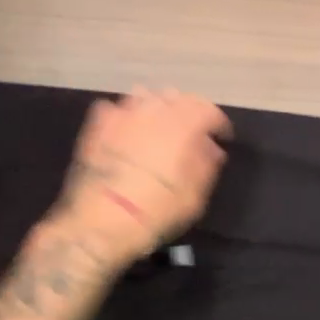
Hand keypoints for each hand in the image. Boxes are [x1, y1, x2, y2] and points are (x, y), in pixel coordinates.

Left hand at [54, 86, 231, 263]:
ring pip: (147, 96)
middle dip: (190, 110)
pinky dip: (128, 114)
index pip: (207, 110)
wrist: (100, 223)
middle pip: (178, 97)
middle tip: (193, 130)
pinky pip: (116, 107)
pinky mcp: (98, 125)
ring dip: (159, 107)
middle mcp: (154, 113)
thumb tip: (212, 149)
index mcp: (182, 127)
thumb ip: (206, 166)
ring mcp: (123, 115)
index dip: (217, 122)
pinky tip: (129, 129)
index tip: (221, 136)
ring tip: (161, 124)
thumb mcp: (193, 197)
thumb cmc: (154, 213)